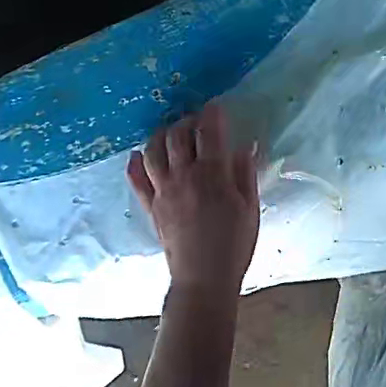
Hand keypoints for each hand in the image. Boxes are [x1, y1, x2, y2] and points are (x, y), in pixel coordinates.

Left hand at [128, 101, 259, 302]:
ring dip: (162, 135)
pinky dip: (135, 163)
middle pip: (178, 135)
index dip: (212, 114)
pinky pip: (136, 179)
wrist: (203, 280)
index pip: (209, 132)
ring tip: (171, 133)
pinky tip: (138, 154)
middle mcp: (184, 176)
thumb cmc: (233, 245)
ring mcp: (163, 190)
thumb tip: (246, 145)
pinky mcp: (151, 205)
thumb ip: (245, 174)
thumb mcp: (250, 208)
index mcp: (212, 175)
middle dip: (187, 121)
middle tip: (196, 122)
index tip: (215, 106)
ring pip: (154, 150)